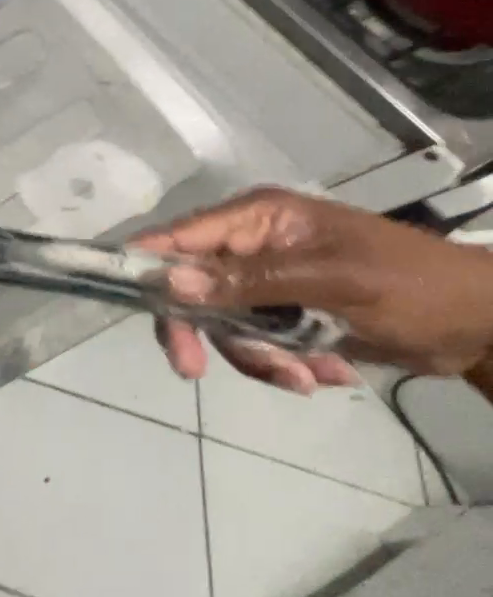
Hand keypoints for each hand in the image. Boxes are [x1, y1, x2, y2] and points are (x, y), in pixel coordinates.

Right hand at [135, 188, 492, 394]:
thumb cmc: (416, 285)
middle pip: (188, 286)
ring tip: (305, 378)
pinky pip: (255, 342)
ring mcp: (263, 282)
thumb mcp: (335, 280)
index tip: (139, 306)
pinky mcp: (282, 314)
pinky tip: (325, 374)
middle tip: (191, 368)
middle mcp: (247, 245)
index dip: (146, 267)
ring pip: (221, 323)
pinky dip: (283, 363)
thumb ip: (250, 280)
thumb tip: (169, 284)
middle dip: (199, 329)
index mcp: (253, 218)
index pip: (177, 237)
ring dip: (257, 355)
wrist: (489, 325)